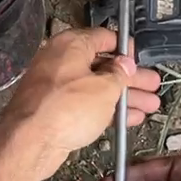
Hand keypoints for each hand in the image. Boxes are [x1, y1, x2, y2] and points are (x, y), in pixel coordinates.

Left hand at [0, 28, 161, 180]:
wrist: (30, 143)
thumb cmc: (61, 110)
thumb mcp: (104, 89)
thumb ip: (119, 75)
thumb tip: (125, 66)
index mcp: (70, 46)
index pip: (104, 37)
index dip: (125, 48)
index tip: (139, 59)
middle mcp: (61, 62)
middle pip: (103, 65)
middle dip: (130, 78)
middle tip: (150, 84)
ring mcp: (56, 87)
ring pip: (97, 88)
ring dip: (124, 96)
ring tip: (148, 104)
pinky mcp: (55, 110)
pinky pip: (86, 105)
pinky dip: (107, 110)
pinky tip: (127, 118)